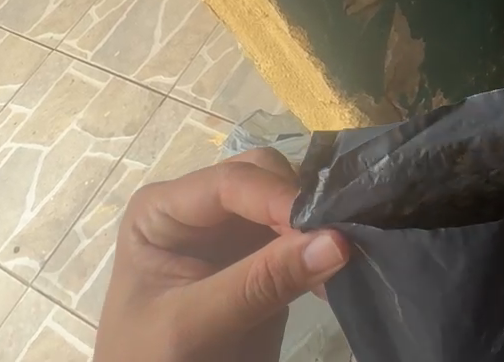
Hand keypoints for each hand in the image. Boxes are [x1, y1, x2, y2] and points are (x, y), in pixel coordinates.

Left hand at [94, 148, 348, 361]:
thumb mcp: (190, 328)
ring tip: (341, 256)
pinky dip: (321, 246)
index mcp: (163, 209)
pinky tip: (335, 271)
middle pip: (265, 177)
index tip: (325, 227)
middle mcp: (199, 207)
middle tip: (332, 243)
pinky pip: (302, 232)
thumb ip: (259, 284)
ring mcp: (232, 230)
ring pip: (290, 197)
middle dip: (299, 205)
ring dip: (317, 222)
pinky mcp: (262, 256)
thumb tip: (337, 241)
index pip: (230, 181)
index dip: (278, 197)